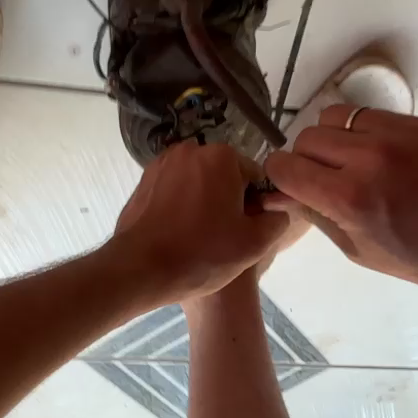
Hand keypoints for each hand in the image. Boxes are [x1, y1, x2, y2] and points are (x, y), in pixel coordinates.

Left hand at [110, 141, 290, 303]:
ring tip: (199, 236)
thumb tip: (277, 211)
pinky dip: (180, 205)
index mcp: (222, 157)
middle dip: (228, 200)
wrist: (141, 268)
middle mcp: (191, 150)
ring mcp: (162, 163)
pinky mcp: (143, 181)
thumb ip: (277, 220)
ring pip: (198, 182)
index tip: (244, 230)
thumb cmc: (202, 254)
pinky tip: (178, 233)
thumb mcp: (254, 244)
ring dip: (203, 202)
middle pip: (224, 176)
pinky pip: (174, 189)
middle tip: (223, 236)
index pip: (254, 178)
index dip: (255, 206)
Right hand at [261, 106, 417, 297]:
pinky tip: (384, 156)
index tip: (290, 188)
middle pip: (306, 138)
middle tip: (323, 181)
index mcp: (350, 198)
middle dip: (304, 160)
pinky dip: (364, 131)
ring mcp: (399, 135)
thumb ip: (316, 216)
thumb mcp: (360, 251)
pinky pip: (373, 114)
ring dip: (332, 138)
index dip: (279, 178)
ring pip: (336, 116)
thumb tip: (279, 194)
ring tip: (352, 162)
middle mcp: (370, 158)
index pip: (284, 166)